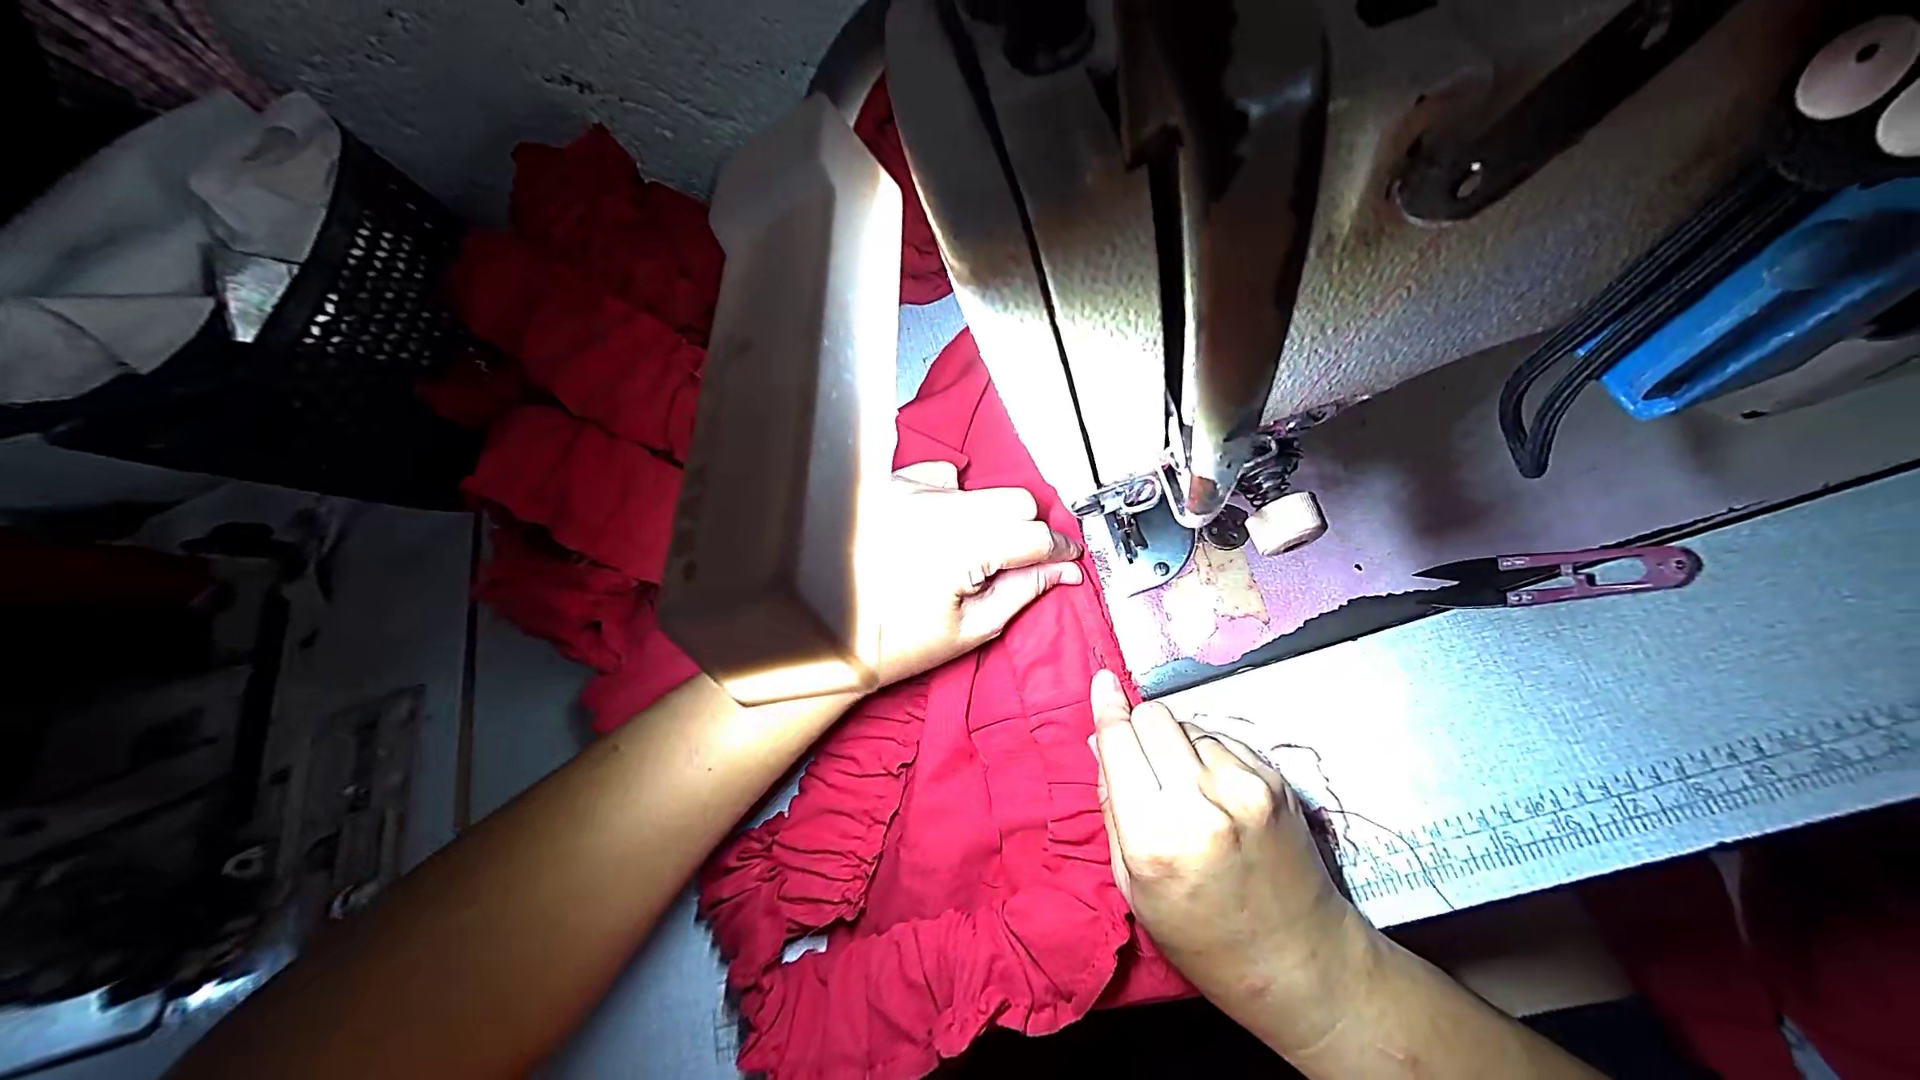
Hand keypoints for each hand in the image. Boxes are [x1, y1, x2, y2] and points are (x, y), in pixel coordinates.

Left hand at [870, 461, 1084, 686]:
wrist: (831, 640)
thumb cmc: (891, 644)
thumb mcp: (971, 628)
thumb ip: (1024, 591)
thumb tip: (1059, 571)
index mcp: (960, 546)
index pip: (1034, 534)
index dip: (1059, 549)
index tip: (1064, 558)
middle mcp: (933, 509)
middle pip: (1015, 500)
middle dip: (1028, 530)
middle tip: (1017, 562)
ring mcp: (907, 493)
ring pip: (980, 486)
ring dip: (987, 515)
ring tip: (967, 552)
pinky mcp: (889, 488)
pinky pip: (939, 475)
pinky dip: (949, 498)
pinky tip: (938, 528)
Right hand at [1089, 670, 1367, 1047]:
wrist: (1302, 964)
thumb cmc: (1200, 936)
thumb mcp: (1133, 883)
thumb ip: (1112, 805)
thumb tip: (1102, 739)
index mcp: (1155, 836)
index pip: (1120, 740)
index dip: (1106, 707)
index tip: (1102, 681)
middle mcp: (1202, 801)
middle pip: (1154, 717)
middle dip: (1139, 730)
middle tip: (1145, 764)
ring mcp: (1246, 787)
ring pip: (1188, 725)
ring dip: (1177, 747)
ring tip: (1189, 792)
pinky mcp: (1277, 780)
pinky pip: (1223, 739)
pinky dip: (1210, 756)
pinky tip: (1219, 794)